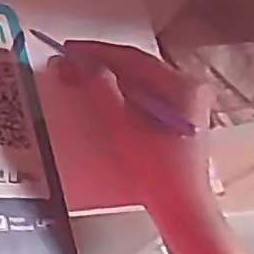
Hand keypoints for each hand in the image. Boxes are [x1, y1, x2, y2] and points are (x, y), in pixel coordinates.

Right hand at [57, 41, 215, 215]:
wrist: (178, 204)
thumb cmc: (155, 167)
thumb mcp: (121, 125)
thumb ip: (101, 88)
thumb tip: (80, 62)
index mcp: (182, 84)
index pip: (132, 57)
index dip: (96, 52)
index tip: (67, 49)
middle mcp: (187, 89)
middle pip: (136, 68)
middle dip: (98, 64)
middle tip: (66, 62)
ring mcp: (183, 105)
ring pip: (137, 82)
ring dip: (105, 78)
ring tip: (76, 75)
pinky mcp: (174, 120)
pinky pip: (141, 96)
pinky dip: (116, 93)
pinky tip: (96, 95)